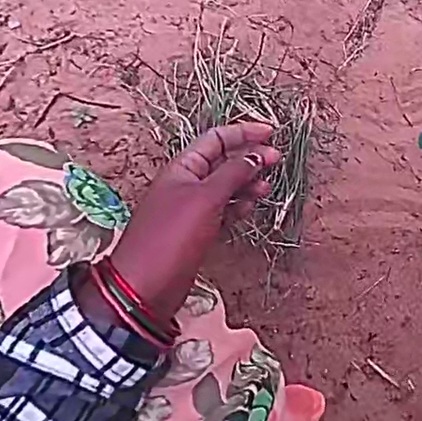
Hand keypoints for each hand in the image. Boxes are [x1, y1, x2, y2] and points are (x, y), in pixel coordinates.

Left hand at [106, 123, 277, 320]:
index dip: (243, 133)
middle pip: (222, 160)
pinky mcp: (197, 230)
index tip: (270, 133)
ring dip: (247, 182)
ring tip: (266, 186)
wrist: (145, 287)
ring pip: (225, 186)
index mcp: (183, 166)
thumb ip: (233, 173)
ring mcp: (192, 207)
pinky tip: (249, 206)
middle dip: (249, 157)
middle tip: (276, 159)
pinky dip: (238, 205)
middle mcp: (187, 182)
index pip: (216, 138)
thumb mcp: (206, 198)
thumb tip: (256, 154)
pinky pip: (223, 209)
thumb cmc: (171, 237)